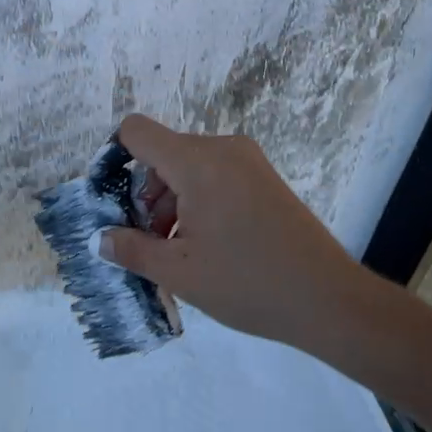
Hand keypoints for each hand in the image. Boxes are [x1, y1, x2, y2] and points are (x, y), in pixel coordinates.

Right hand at [98, 113, 368, 349]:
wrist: (331, 300)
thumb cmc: (249, 283)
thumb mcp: (179, 272)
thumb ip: (131, 249)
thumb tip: (100, 239)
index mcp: (197, 161)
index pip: (136, 130)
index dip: (115, 158)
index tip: (117, 202)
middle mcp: (222, 148)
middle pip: (162, 152)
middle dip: (146, 193)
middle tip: (150, 241)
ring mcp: (247, 160)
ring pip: (187, 165)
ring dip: (171, 200)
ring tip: (178, 250)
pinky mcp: (263, 177)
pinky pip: (214, 174)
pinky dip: (198, 200)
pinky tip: (206, 244)